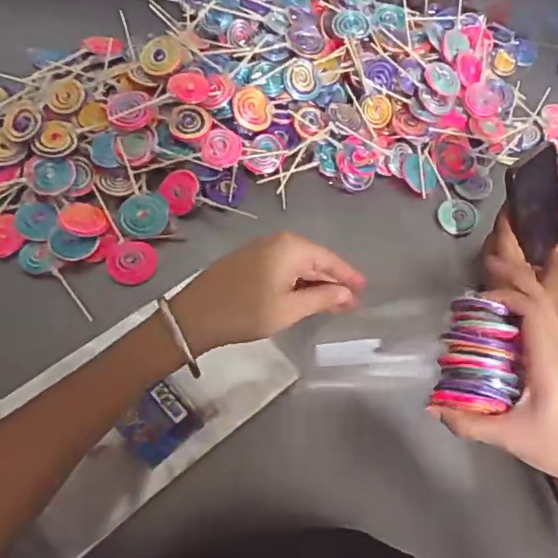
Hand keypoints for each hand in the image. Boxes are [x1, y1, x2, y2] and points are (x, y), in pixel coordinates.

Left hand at [170, 233, 365, 353]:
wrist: (193, 316)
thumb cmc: (245, 312)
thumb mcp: (288, 309)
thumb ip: (321, 299)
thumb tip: (347, 294)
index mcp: (290, 247)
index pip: (329, 259)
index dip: (348, 276)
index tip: (364, 290)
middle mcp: (276, 241)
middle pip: (313, 261)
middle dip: (331, 282)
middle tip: (350, 303)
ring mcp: (259, 249)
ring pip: (296, 265)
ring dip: (313, 284)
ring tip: (331, 304)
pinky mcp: (246, 261)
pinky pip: (280, 268)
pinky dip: (294, 283)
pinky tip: (302, 298)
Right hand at [434, 251, 557, 498]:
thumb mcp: (512, 437)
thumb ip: (469, 423)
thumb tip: (432, 408)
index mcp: (550, 359)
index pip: (533, 308)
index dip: (506, 294)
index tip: (477, 299)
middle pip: (540, 300)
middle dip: (514, 279)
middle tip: (484, 266)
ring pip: (543, 310)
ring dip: (519, 294)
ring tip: (489, 287)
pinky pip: (540, 326)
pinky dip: (521, 312)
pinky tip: (501, 321)